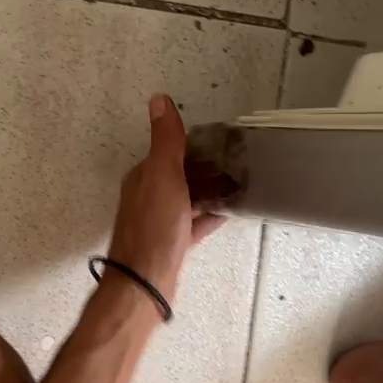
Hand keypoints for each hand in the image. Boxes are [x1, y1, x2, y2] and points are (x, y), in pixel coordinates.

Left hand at [106, 94, 225, 295]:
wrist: (146, 282)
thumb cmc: (153, 230)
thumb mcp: (163, 176)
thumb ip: (166, 140)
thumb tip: (158, 99)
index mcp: (143, 178)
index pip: (171, 152)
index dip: (197, 145)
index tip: (225, 140)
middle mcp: (148, 197)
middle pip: (181, 175)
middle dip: (207, 167)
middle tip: (239, 162)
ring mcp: (160, 222)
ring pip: (188, 199)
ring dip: (210, 190)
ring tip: (239, 183)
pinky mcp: (171, 244)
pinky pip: (194, 223)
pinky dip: (209, 215)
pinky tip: (227, 212)